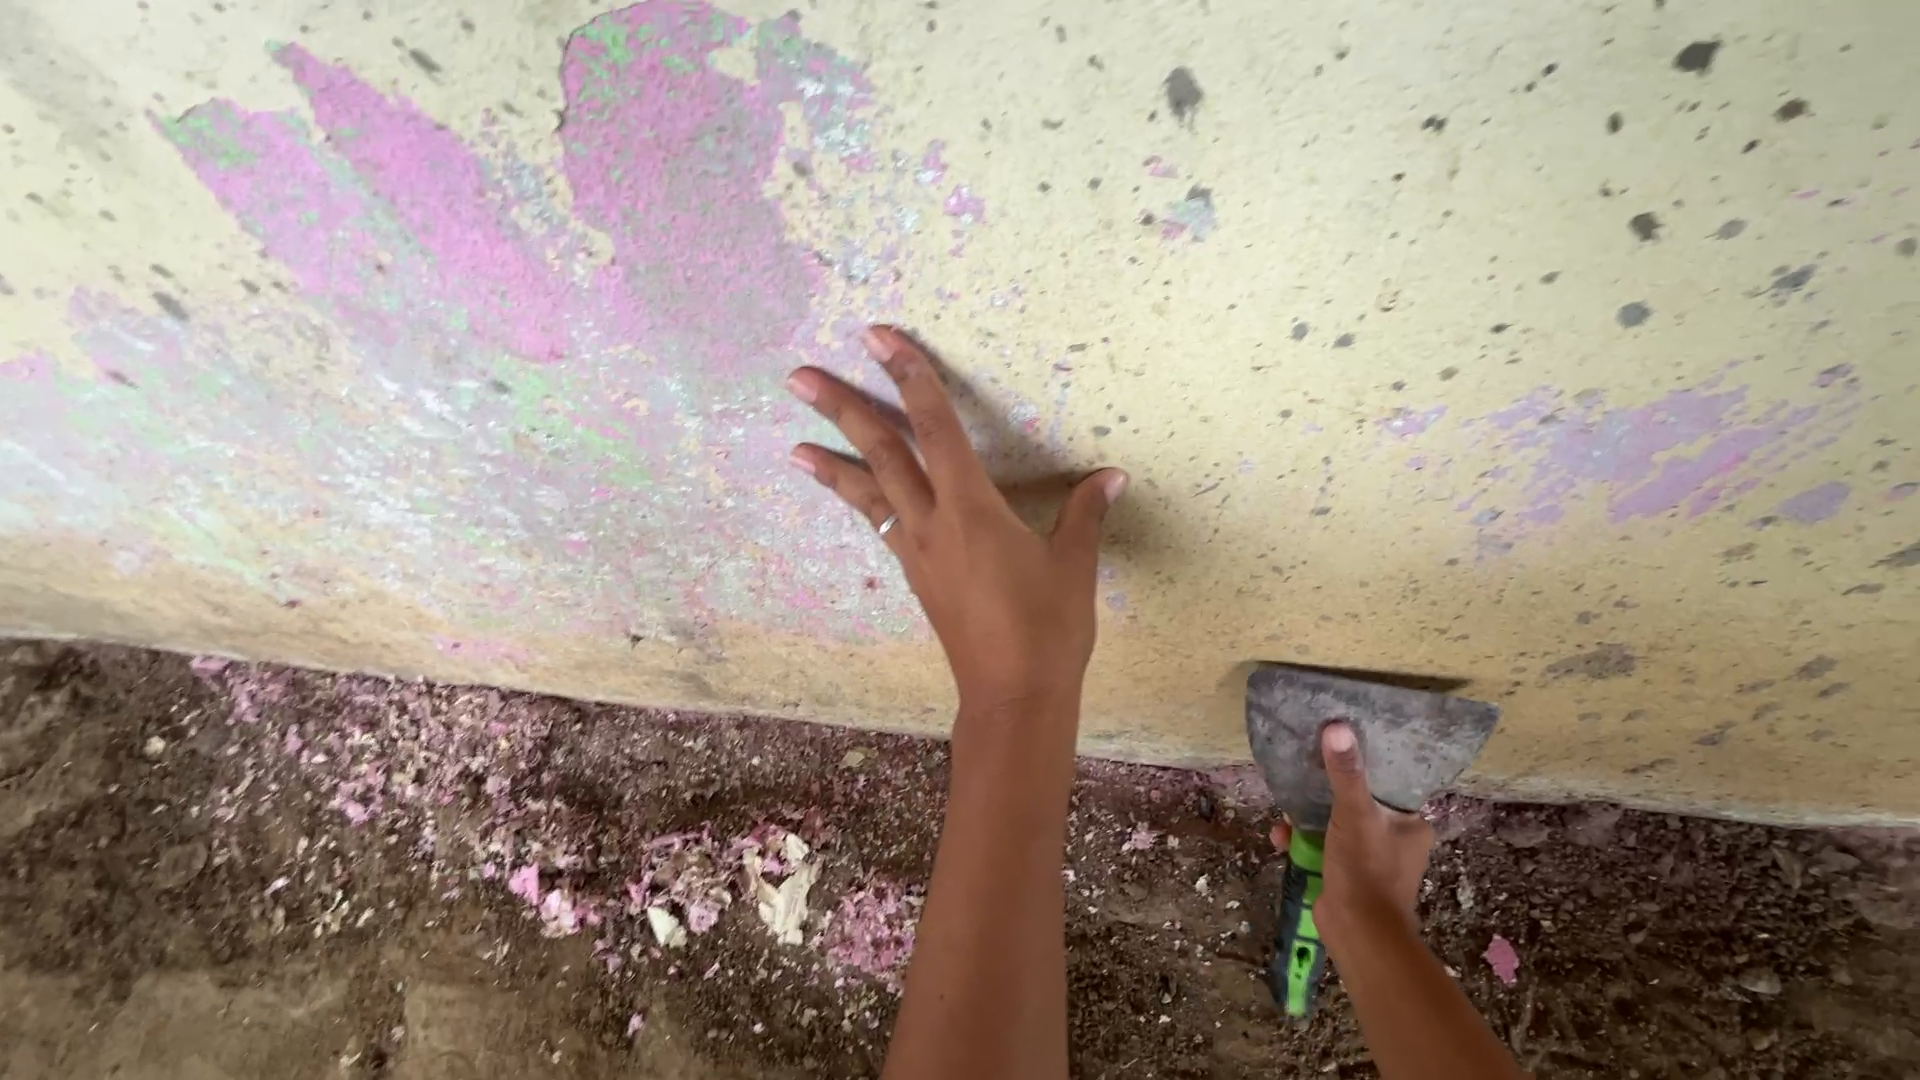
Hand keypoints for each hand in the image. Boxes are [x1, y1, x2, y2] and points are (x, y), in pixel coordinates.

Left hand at [786, 326, 1127, 713]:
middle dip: (842, 410)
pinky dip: (862, 505)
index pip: (936, 428)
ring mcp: (917, 553)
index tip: (880, 340)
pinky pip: (882, 528)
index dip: (911, 378)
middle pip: (880, 455)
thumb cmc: (1048, 628)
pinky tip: (855, 499)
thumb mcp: (1073, 565)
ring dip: (833, 466)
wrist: (1013, 695)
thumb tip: (1111, 477)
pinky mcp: (916, 577)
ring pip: (869, 496)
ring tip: (795, 447)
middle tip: (797, 379)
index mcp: (971, 508)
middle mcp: (933, 523)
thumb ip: (1085, 513)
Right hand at [1270, 723, 1434, 937]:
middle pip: (1354, 802)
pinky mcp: (1347, 875)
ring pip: (1333, 825)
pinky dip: (1302, 843)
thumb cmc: (1366, 869)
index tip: (1333, 751)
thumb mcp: (1354, 814)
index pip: (1386, 784)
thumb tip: (1337, 727)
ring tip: (1284, 817)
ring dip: (1306, 821)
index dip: (1360, 767)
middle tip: (1300, 781)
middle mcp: (1395, 840)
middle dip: (1321, 795)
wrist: (1358, 932)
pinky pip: (1323, 847)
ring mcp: (1370, 859)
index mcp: (1411, 824)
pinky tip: (1282, 840)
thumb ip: (1345, 772)